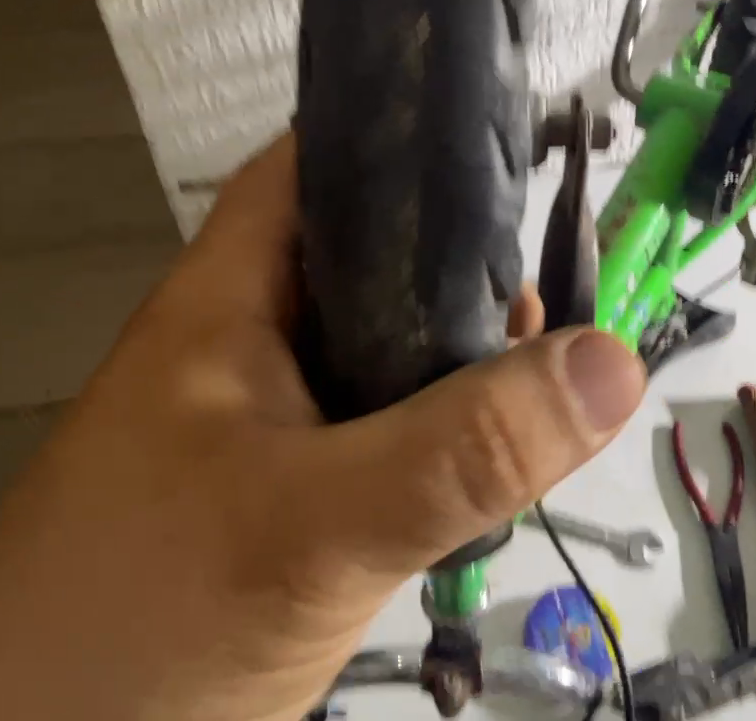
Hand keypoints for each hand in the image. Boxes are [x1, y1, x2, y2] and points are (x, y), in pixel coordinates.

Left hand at [0, 135, 646, 720]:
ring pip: (388, 343)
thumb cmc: (140, 621)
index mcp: (232, 292)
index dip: (407, 136)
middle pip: (375, 253)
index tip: (507, 151)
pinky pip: (389, 421)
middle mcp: (255, 335)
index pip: (322, 162)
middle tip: (547, 303)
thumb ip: (464, 448)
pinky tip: (498, 449)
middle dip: (464, 263)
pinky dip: (445, 423)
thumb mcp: (316, 524)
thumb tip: (615, 362)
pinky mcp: (294, 482)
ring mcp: (275, 412)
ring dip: (462, 352)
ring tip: (542, 374)